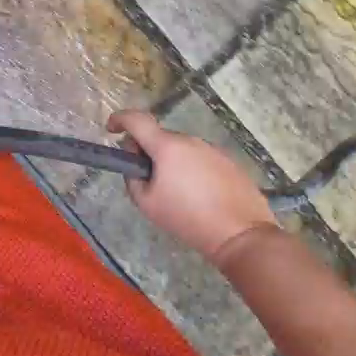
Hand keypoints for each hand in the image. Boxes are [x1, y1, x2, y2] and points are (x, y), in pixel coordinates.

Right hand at [108, 110, 278, 264]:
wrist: (243, 236)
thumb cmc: (189, 219)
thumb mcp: (146, 203)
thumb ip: (132, 177)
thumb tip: (137, 164)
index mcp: (167, 146)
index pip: (136, 119)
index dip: (119, 120)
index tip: (111, 130)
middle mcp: (190, 140)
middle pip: (159, 137)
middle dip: (149, 151)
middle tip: (149, 178)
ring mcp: (214, 150)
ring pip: (182, 149)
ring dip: (173, 161)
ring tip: (178, 192)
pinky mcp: (231, 164)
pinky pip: (202, 159)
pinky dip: (194, 170)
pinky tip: (201, 195)